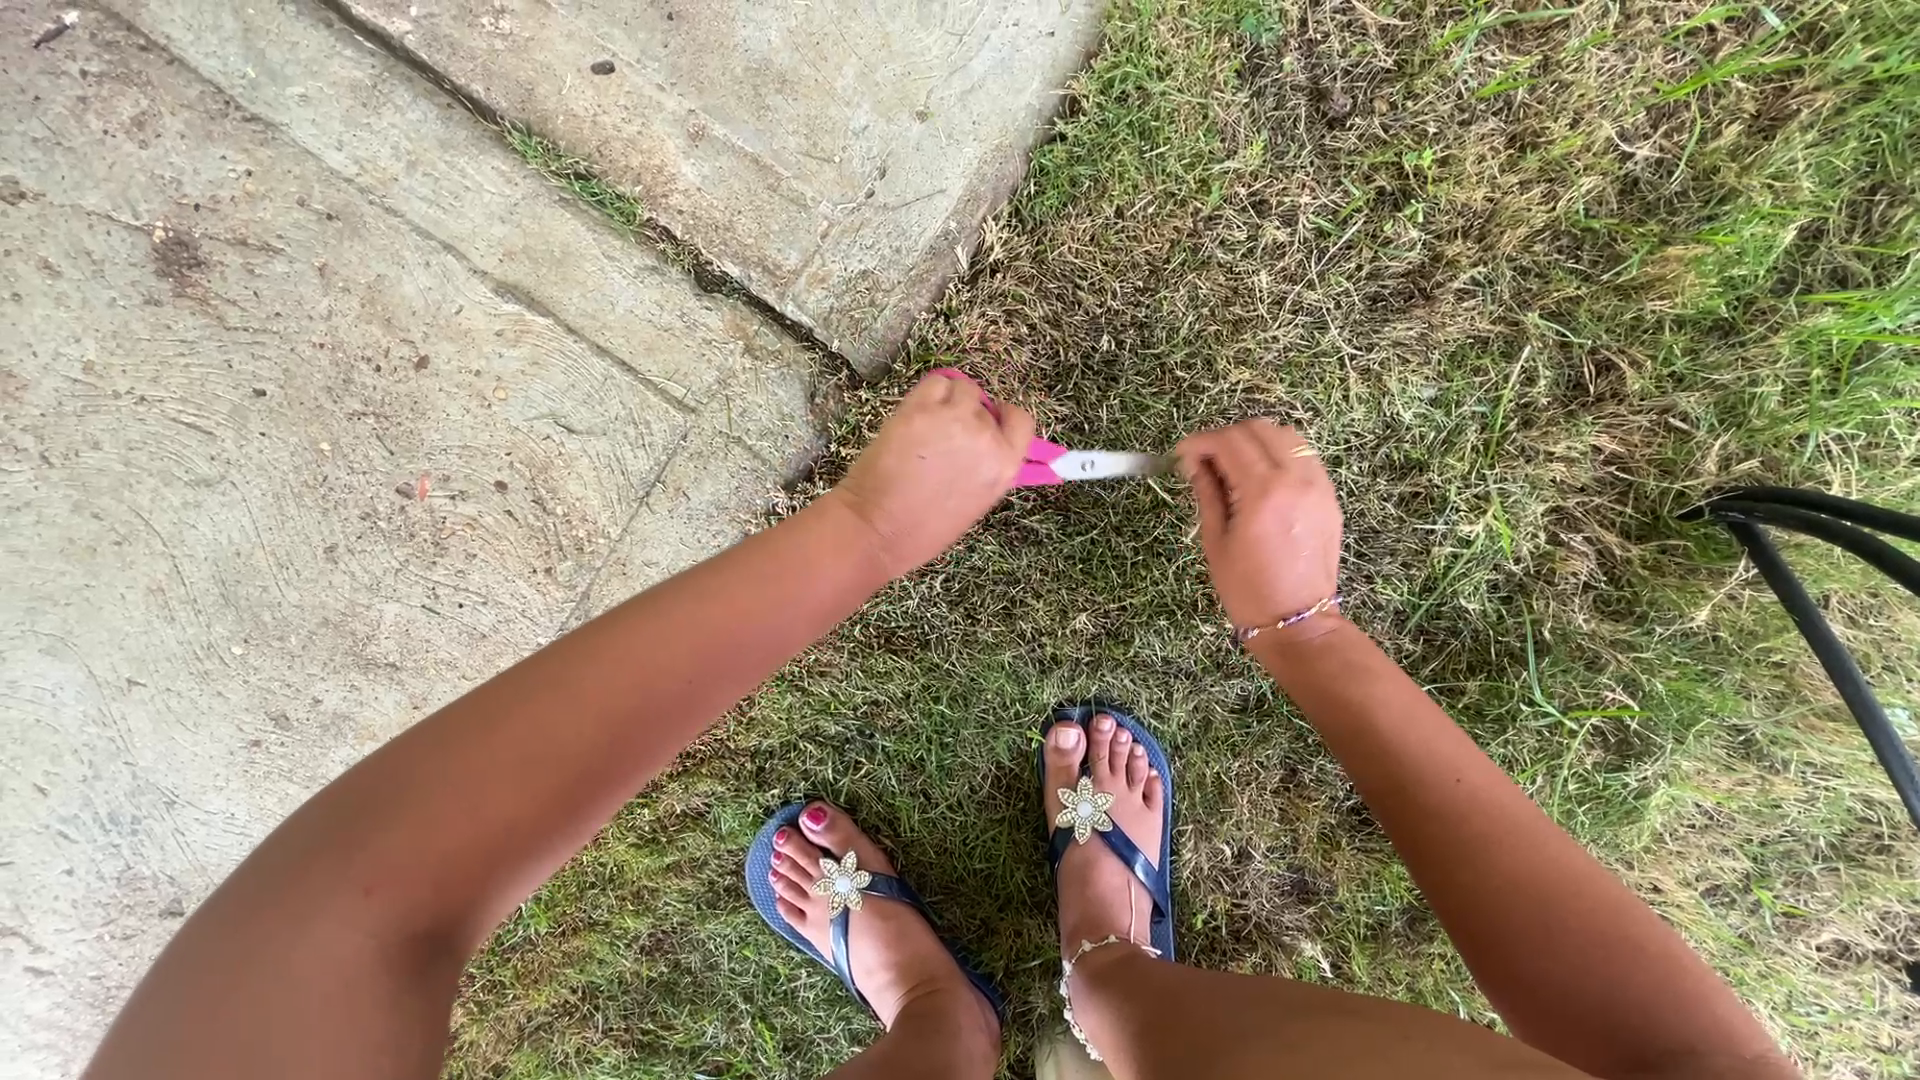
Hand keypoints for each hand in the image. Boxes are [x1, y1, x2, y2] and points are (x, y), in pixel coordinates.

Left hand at [832, 371, 1034, 577]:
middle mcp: (985, 437)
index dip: (1003, 416)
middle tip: (945, 434)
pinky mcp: (919, 410)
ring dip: (949, 400)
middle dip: (969, 415)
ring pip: (961, 388)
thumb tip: (981, 442)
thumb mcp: (976, 501)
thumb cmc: (924, 530)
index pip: (1021, 421)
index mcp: (1004, 466)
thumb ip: (986, 466)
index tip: (990, 419)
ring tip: (928, 424)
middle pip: (986, 405)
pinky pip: (933, 384)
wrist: (878, 530)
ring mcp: (952, 419)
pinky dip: (927, 395)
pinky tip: (914, 416)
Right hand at [1176, 419, 1342, 636]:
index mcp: (1263, 492)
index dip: (1199, 442)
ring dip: (1254, 441)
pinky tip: (1260, 478)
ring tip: (1234, 467)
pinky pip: (1302, 456)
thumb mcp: (1215, 540)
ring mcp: (1319, 485)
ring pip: (1285, 435)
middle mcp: (1296, 479)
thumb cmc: (1246, 589)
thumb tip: (1195, 463)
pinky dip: (1277, 455)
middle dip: (1226, 437)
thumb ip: (1207, 492)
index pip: (1228, 441)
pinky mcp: (1329, 496)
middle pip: (1258, 428)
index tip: (1182, 456)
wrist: (1297, 621)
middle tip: (1205, 462)